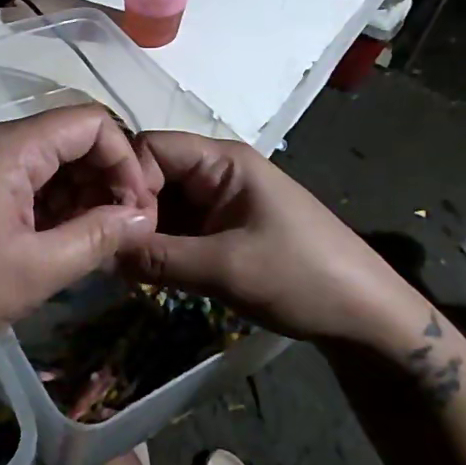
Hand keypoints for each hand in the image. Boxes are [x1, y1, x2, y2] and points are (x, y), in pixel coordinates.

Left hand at [0, 105, 157, 399]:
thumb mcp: (34, 270)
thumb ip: (96, 238)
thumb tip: (141, 216)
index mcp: (9, 146)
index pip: (90, 122)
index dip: (124, 159)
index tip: (138, 209)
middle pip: (69, 138)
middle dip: (105, 178)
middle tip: (123, 230)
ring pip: (46, 162)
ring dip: (78, 195)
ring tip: (97, 241)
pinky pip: (20, 180)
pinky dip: (48, 205)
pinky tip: (61, 241)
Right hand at [122, 132, 428, 346]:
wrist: (364, 316)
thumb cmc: (302, 277)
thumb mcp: (226, 268)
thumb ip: (159, 258)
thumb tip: (101, 253)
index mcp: (221, 161)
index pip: (151, 148)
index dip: (125, 181)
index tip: (111, 226)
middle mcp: (215, 173)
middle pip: (152, 176)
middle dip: (128, 211)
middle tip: (109, 252)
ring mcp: (218, 203)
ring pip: (161, 206)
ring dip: (141, 233)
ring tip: (120, 267)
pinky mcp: (220, 230)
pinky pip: (176, 229)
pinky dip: (158, 248)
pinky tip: (143, 273)